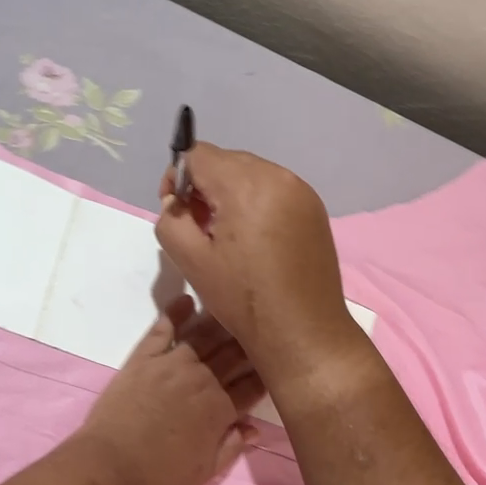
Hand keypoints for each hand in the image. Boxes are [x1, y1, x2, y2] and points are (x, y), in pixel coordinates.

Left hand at [71, 295, 264, 484]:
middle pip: (234, 352)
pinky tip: (187, 299)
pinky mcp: (142, 358)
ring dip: (220, 320)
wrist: (112, 468)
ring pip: (204, 334)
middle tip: (259, 325)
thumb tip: (255, 429)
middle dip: (250, 339)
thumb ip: (232, 446)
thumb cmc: (160, 478)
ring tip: (232, 306)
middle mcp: (203, 379)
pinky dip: (175, 312)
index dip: (268, 371)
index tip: (278, 358)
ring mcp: (171, 364)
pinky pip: (162, 329)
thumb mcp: (205, 471)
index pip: (255, 383)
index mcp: (222, 409)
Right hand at [155, 143, 363, 393]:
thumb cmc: (242, 298)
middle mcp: (277, 177)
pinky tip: (252, 242)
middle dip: (204, 186)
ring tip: (224, 237)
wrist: (302, 330)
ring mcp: (301, 191)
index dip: (177, 177)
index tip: (175, 210)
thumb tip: (176, 203)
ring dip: (230, 195)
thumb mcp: (191, 262)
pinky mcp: (314, 209)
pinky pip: (274, 191)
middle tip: (196, 227)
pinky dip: (255, 205)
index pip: (199, 155)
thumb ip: (171, 222)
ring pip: (251, 175)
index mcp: (245, 186)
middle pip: (227, 162)